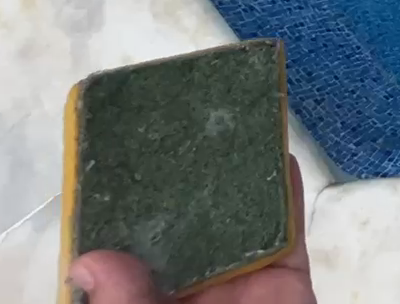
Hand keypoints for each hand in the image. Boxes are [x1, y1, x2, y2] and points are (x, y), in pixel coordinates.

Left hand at [68, 159, 317, 303]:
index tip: (120, 173)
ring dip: (244, 180)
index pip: (127, 255)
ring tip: (239, 134)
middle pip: (188, 230)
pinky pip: (289, 228)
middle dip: (191, 187)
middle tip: (188, 136)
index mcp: (140, 298)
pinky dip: (290, 193)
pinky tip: (285, 158)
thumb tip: (88, 258)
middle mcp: (187, 285)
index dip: (122, 218)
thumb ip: (122, 303)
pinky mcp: (286, 270)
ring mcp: (239, 277)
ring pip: (241, 221)